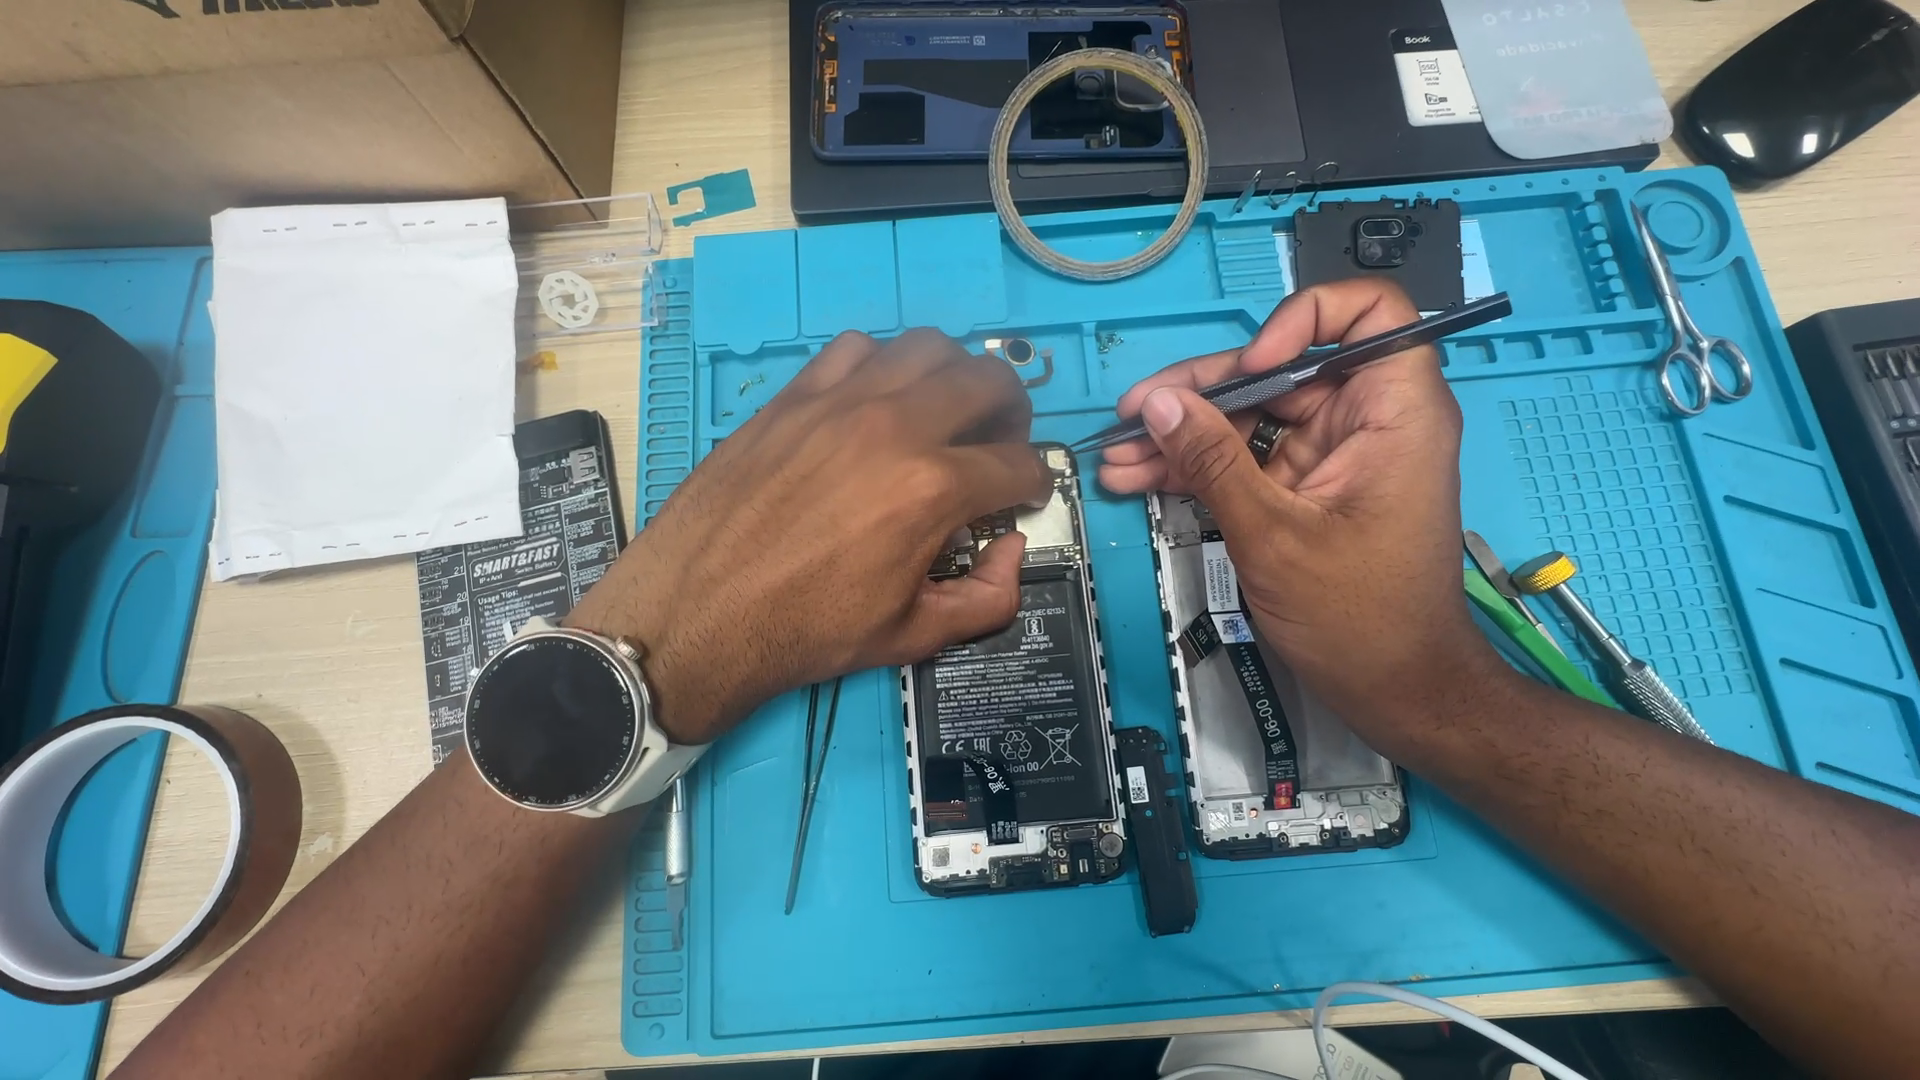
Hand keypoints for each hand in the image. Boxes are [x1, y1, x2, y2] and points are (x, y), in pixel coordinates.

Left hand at [567, 329, 1048, 744]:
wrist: (696, 614)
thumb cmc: (806, 632)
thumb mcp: (913, 636)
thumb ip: (989, 597)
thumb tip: (1011, 550)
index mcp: (932, 489)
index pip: (1019, 463)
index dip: (1033, 484)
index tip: (1022, 498)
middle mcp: (896, 426)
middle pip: (990, 380)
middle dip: (1013, 414)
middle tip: (997, 446)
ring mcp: (840, 401)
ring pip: (928, 347)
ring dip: (953, 377)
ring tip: (942, 414)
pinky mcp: (794, 396)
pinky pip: (856, 348)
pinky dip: (882, 366)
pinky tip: (873, 403)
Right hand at [1099, 279, 1504, 752]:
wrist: (1390, 690)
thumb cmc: (1355, 614)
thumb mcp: (1273, 533)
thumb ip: (1213, 461)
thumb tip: (1157, 406)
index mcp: (1391, 412)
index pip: (1367, 315)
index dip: (1302, 321)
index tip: (1251, 364)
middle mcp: (1361, 421)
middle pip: (1277, 371)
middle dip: (1201, 393)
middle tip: (1133, 415)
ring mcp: (1326, 457)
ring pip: (1248, 418)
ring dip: (1181, 436)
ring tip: (1117, 455)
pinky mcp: (1298, 489)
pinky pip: (1242, 460)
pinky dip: (1194, 469)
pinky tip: (1137, 479)